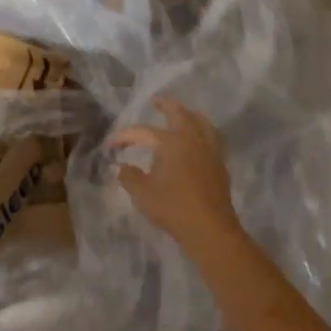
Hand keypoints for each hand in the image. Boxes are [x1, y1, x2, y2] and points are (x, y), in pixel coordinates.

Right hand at [110, 96, 240, 246]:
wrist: (210, 229)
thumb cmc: (172, 208)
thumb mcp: (142, 193)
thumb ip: (129, 176)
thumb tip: (119, 166)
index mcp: (170, 142)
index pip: (143, 132)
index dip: (124, 136)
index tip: (110, 144)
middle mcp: (192, 140)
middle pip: (180, 114)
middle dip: (166, 106)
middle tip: (156, 101)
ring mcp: (210, 152)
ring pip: (202, 123)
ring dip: (190, 115)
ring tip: (182, 114)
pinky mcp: (220, 165)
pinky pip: (212, 138)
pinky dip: (202, 132)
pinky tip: (197, 141)